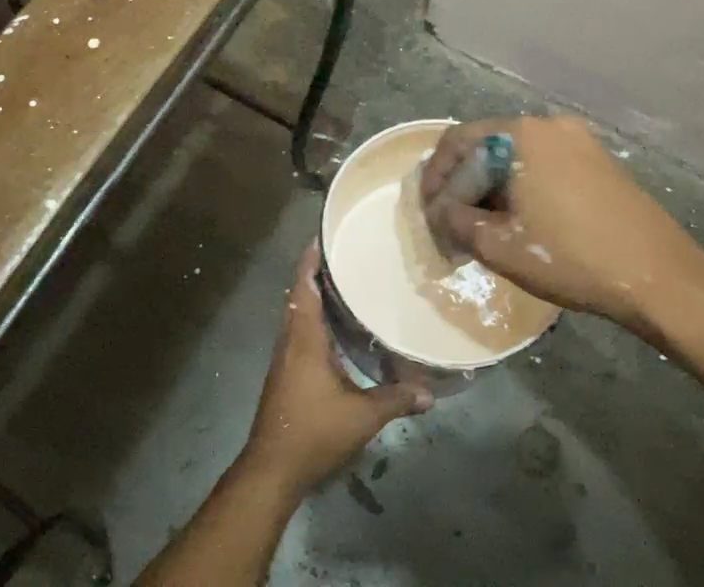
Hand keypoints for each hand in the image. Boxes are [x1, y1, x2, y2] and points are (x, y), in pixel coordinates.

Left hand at [241, 242, 432, 493]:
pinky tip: (335, 331)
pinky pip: (298, 334)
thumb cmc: (314, 432)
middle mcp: (290, 341)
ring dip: (314, 298)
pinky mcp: (285, 375)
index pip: (304, 287)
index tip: (322, 237)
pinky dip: (313, 321)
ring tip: (344, 286)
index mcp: (304, 339)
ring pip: (297, 316)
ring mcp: (284, 359)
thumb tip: (430, 393)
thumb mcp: (362, 415)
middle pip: (299, 297)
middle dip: (316, 275)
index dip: (310, 261)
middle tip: (345, 257)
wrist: (273, 468)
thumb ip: (395, 399)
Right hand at [419, 115, 703, 328]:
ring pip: (514, 157)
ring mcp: (579, 140)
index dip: (434, 180)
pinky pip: (543, 165)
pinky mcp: (598, 161)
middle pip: (485, 146)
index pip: (456, 144)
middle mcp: (548, 125)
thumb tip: (443, 212)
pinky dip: (522, 187)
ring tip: (482, 227)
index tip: (428, 215)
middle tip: (451, 223)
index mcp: (520, 135)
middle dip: (462, 185)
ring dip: (491, 188)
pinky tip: (520, 221)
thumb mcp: (498, 245)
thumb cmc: (570, 258)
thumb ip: (455, 221)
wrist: (658, 278)